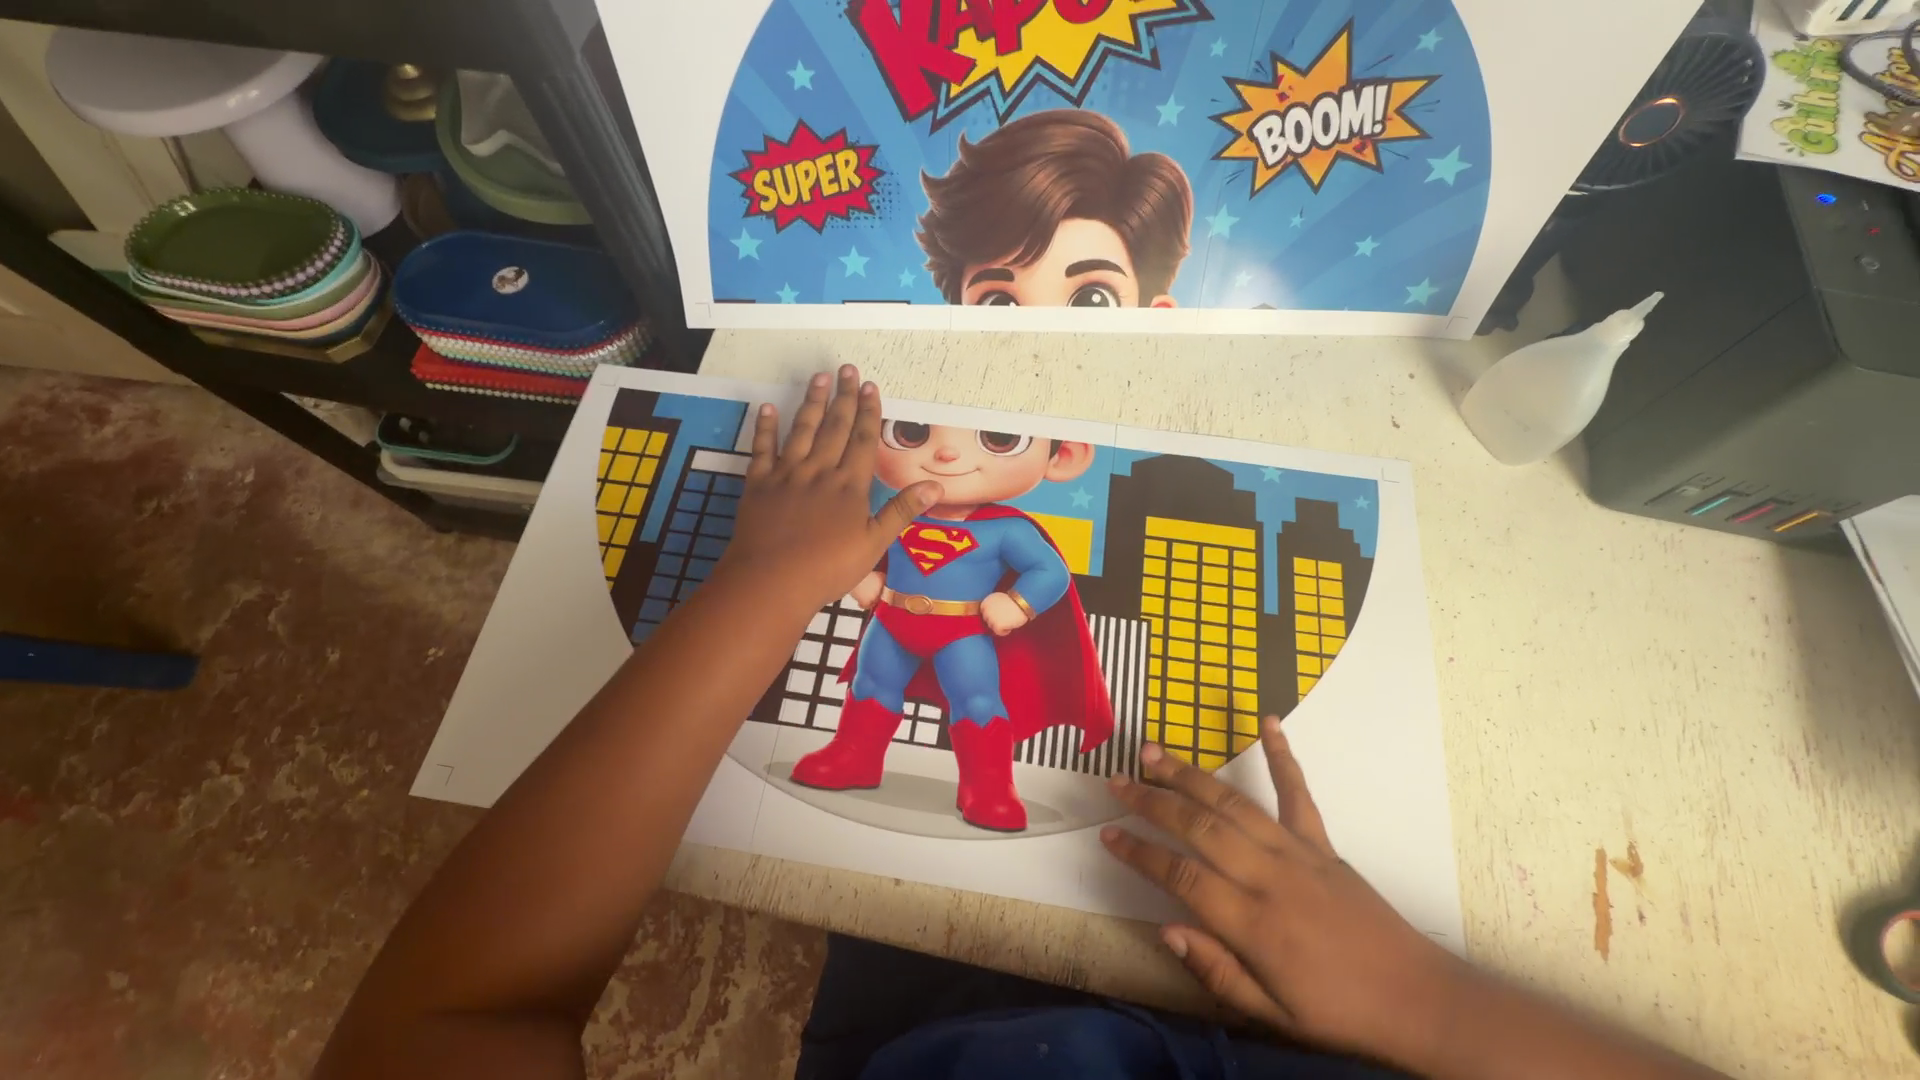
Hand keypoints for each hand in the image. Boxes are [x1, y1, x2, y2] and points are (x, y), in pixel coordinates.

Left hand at [718, 367, 940, 614]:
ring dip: (812, 402)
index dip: (867, 412)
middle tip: (847, 368)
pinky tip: (768, 408)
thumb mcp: (874, 544)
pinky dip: (765, 427)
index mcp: (849, 485)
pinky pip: (762, 449)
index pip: (862, 440)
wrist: (772, 581)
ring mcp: (786, 475)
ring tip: (819, 377)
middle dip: (843, 397)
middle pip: (833, 427)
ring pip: (801, 431)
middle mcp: (819, 471)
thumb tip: (936, 487)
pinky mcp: (758, 485)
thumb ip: (902, 511)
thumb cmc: (828, 568)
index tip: (871, 386)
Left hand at [979, 592, 1029, 635]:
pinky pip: (998, 632)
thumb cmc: (1015, 600)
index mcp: (985, 602)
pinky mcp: (997, 625)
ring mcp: (990, 618)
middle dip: (994, 620)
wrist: (1023, 601)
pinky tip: (1010, 627)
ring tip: (1009, 623)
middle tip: (1005, 620)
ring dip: (999, 626)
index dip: (992, 615)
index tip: (999, 615)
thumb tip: (992, 616)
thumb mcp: (999, 599)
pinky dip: (1005, 632)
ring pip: (992, 627)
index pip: (983, 613)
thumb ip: (993, 606)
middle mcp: (986, 610)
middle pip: (987, 620)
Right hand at [1101, 720, 1468, 1068]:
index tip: (1109, 834)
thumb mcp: (1272, 1014)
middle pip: (1199, 828)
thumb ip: (1215, 970)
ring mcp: (1298, 854)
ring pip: (1233, 805)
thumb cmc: (1337, 1011)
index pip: (1181, 877)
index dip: (1140, 853)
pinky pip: (1297, 794)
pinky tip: (1267, 722)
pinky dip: (1282, 756)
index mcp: (1253, 924)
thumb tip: (1164, 929)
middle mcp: (1270, 878)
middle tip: (1117, 780)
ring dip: (1190, 775)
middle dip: (1153, 801)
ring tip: (1154, 751)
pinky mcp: (1322, 844)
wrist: (1417, 999)